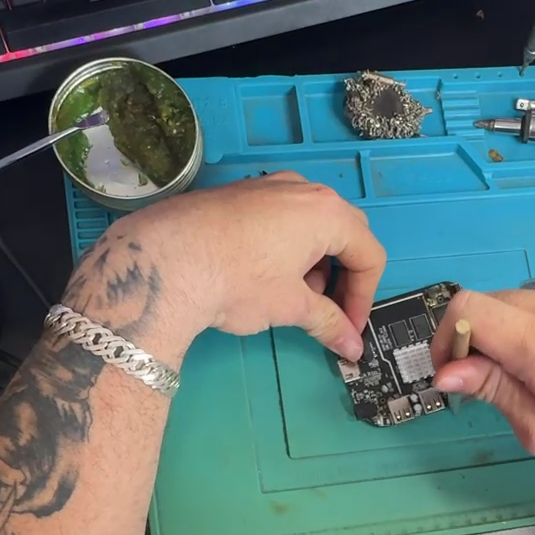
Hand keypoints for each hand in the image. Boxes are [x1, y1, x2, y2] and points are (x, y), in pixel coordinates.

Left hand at [68, 172, 383, 361]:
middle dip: (344, 279)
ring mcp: (270, 187)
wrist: (166, 261)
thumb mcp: (291, 307)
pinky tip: (266, 278)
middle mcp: (304, 190)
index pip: (369, 255)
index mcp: (327, 212)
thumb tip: (352, 347)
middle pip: (346, 235)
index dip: (364, 298)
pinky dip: (290, 250)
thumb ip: (328, 324)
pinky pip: (283, 220)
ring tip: (294, 298)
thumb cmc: (239, 281)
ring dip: (317, 265)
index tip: (348, 327)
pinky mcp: (241, 194)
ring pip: (313, 226)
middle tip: (330, 313)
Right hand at [431, 285, 534, 521]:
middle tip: (481, 381)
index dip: (445, 338)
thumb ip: (494, 391)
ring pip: (516, 299)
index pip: (468, 309)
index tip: (450, 372)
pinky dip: (530, 325)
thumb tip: (447, 373)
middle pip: (489, 300)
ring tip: (520, 375)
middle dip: (472, 337)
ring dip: (502, 331)